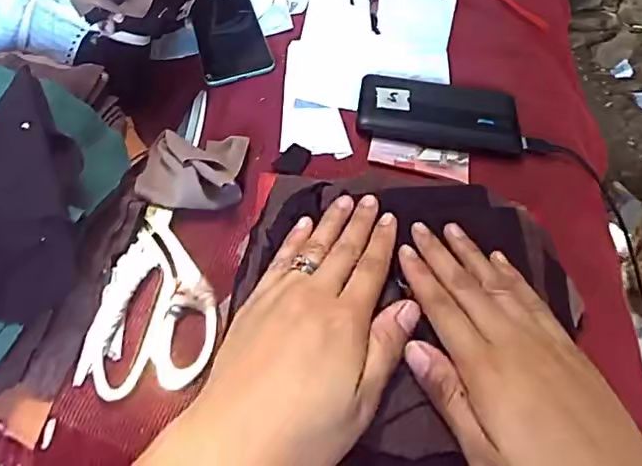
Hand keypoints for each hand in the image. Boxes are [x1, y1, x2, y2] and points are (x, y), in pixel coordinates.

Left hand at [139, 195, 418, 465]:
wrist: (232, 442)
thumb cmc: (301, 434)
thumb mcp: (359, 404)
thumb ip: (386, 349)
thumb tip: (410, 306)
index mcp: (346, 321)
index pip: (371, 268)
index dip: (382, 241)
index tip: (390, 218)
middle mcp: (315, 297)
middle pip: (344, 250)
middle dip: (359, 222)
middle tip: (370, 200)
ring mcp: (282, 295)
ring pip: (313, 246)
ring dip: (331, 220)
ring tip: (344, 201)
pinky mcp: (256, 301)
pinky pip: (280, 258)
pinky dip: (294, 237)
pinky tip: (303, 225)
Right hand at [398, 221, 641, 465]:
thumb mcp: (484, 452)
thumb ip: (448, 395)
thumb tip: (412, 346)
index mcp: (484, 365)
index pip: (443, 309)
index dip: (421, 277)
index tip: (404, 249)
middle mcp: (510, 338)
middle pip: (466, 287)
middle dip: (440, 254)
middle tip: (420, 226)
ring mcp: (539, 334)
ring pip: (497, 282)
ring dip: (472, 253)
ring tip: (453, 229)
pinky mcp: (563, 338)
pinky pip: (530, 294)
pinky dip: (511, 272)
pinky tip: (499, 258)